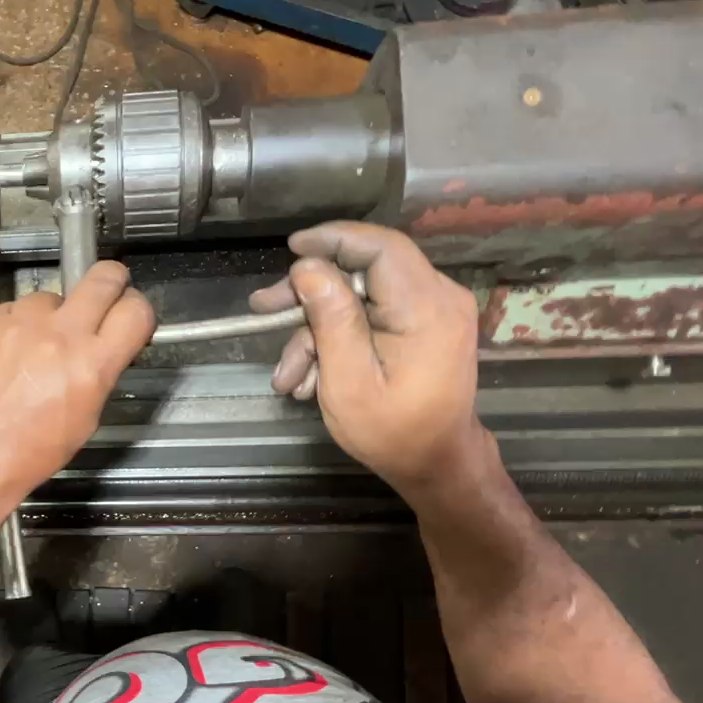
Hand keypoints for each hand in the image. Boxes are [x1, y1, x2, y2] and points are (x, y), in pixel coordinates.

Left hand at [0, 261, 154, 515]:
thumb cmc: (35, 449)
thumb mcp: (89, 416)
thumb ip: (103, 370)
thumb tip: (109, 342)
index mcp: (91, 365)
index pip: (135, 310)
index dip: (139, 310)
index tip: (131, 314)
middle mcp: (58, 336)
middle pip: (102, 278)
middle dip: (112, 282)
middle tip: (107, 295)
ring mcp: (20, 325)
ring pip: (52, 295)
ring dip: (55, 313)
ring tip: (42, 345)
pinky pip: (15, 308)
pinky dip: (20, 324)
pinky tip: (14, 353)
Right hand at [252, 222, 486, 495]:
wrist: (435, 464)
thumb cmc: (392, 432)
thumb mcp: (348, 383)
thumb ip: (331, 320)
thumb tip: (308, 268)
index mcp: (425, 308)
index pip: (380, 247)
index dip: (333, 239)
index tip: (293, 249)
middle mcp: (438, 297)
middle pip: (364, 270)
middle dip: (310, 294)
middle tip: (264, 310)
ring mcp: (433, 310)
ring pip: (361, 298)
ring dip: (317, 331)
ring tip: (289, 377)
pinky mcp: (424, 324)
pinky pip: (373, 314)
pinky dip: (338, 339)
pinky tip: (311, 375)